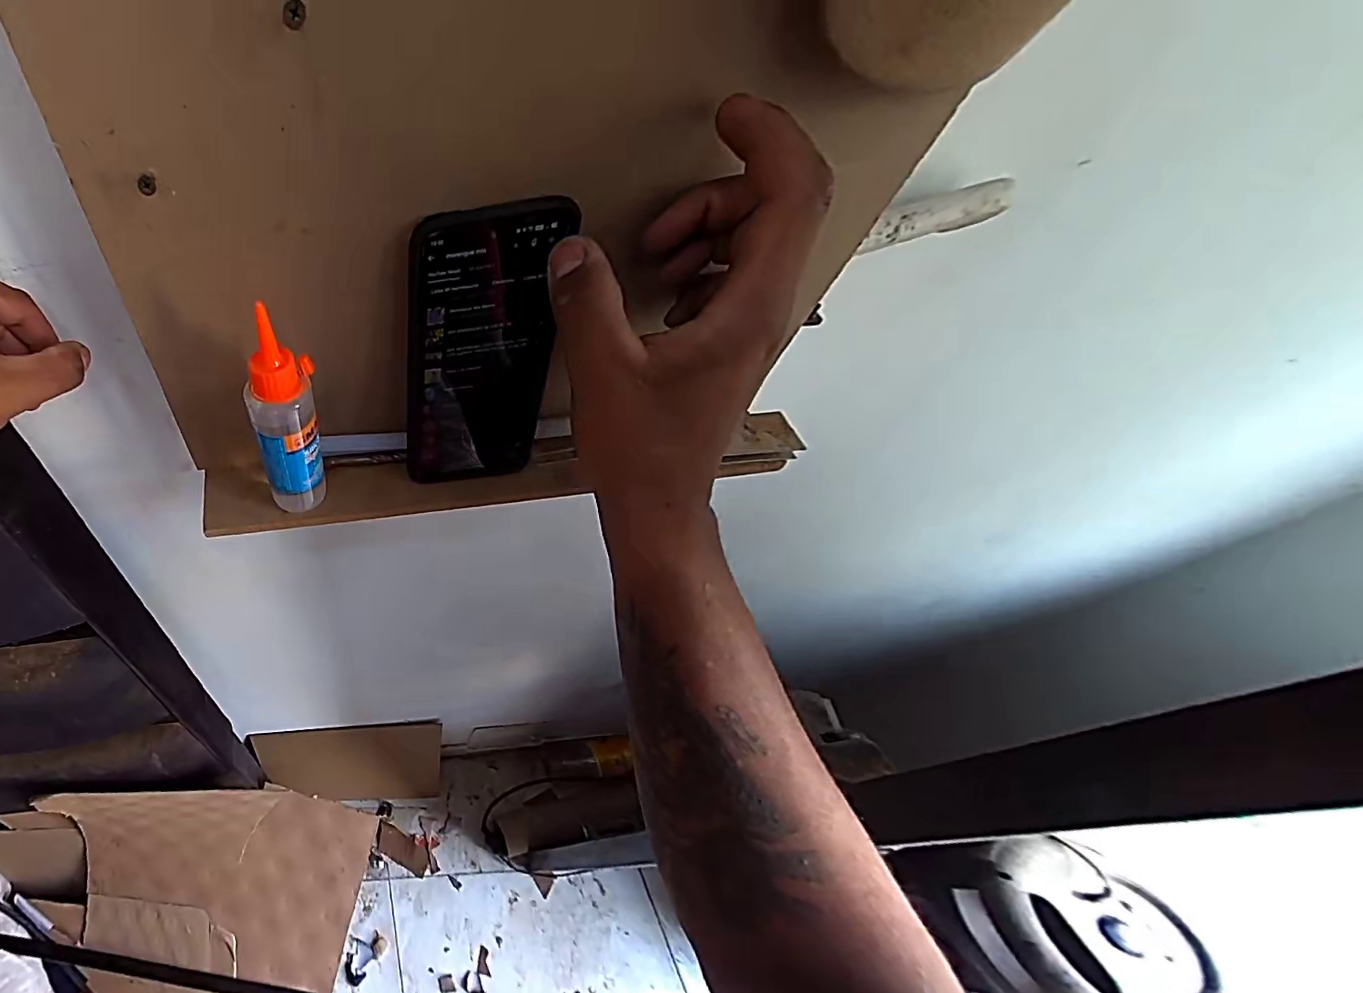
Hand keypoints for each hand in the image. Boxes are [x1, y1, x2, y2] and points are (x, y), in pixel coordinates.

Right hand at [550, 95, 830, 555]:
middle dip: (714, 198)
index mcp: (748, 309)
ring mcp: (751, 330)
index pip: (790, 194)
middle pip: (774, 210)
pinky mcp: (730, 345)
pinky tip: (661, 297)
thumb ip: (587, 302)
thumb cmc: (643, 452)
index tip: (726, 116)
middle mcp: (763, 313)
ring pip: (752, 243)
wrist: (658, 506)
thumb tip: (572, 252)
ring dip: (703, 233)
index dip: (765, 139)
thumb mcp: (604, 371)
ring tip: (653, 264)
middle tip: (657, 231)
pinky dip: (698, 267)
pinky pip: (731, 278)